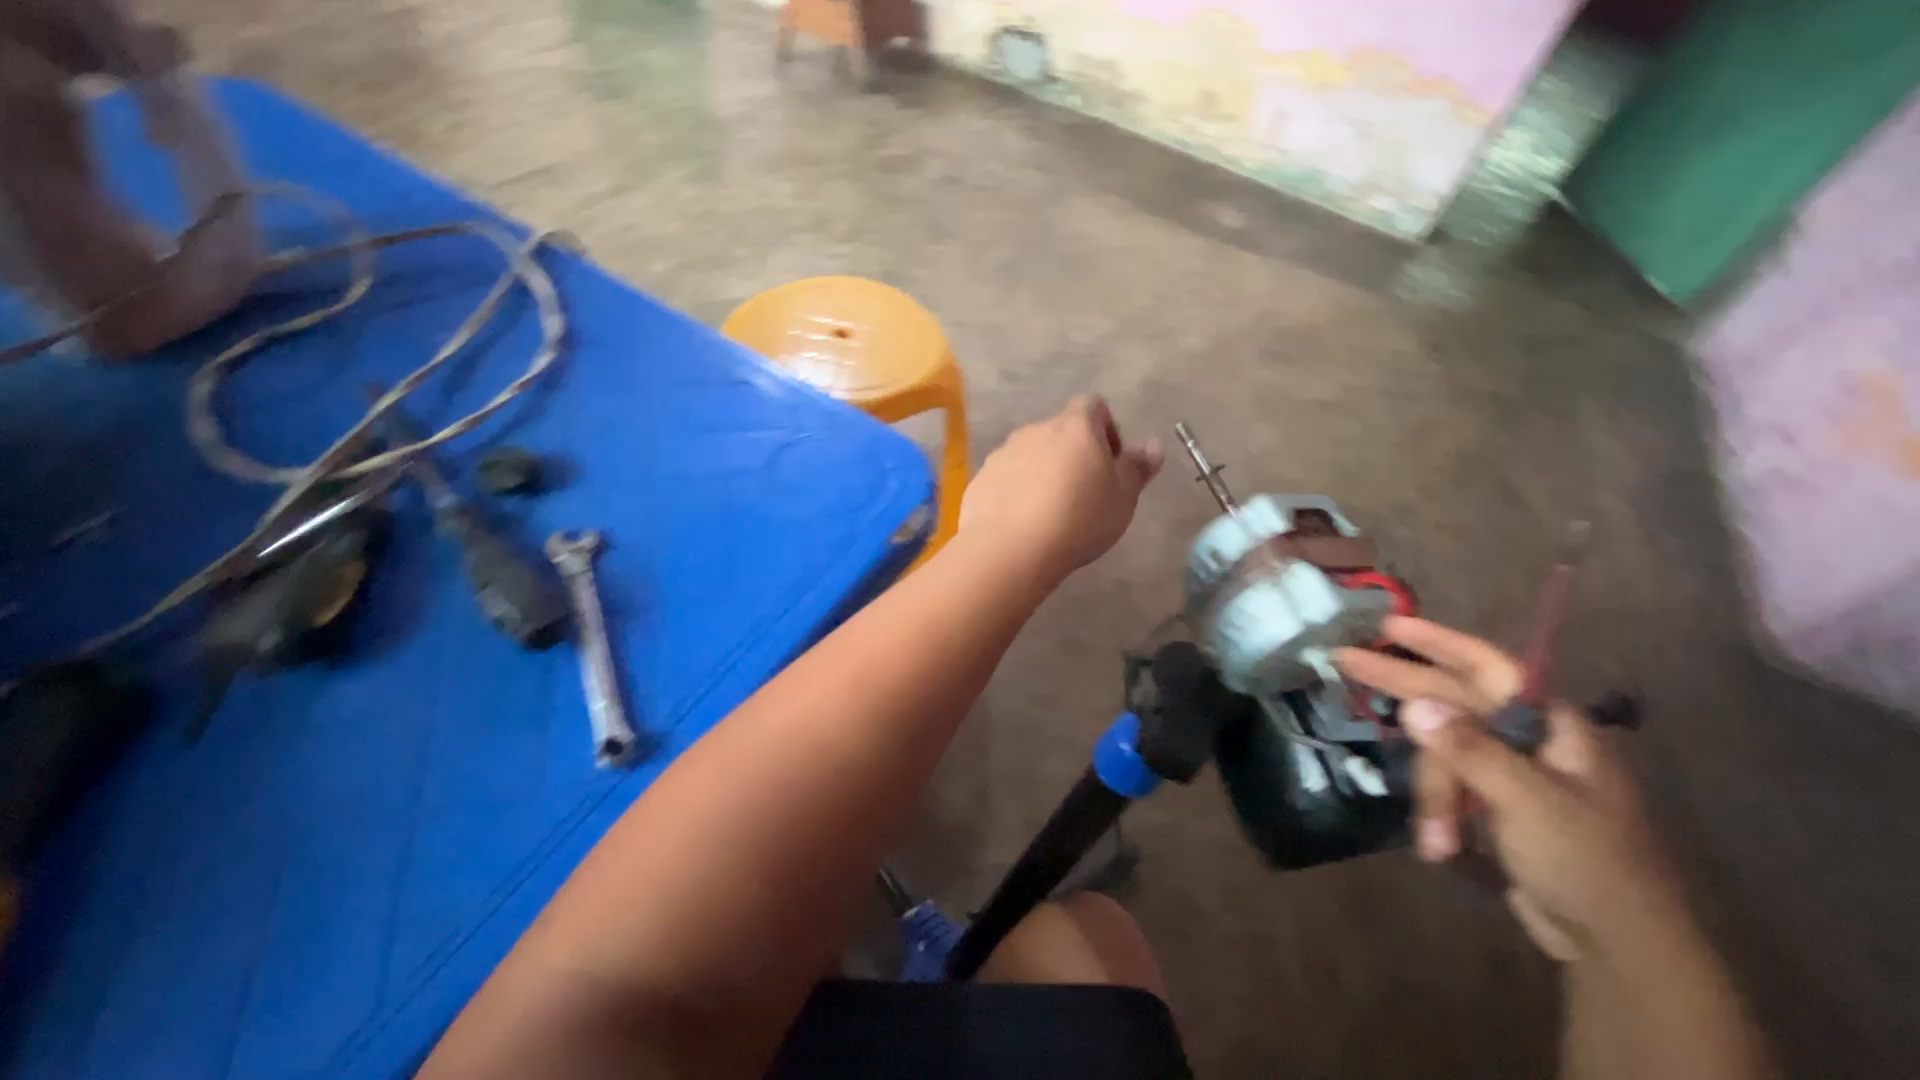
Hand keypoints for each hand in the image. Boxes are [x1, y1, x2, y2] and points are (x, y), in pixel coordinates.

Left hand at [958, 396, 1161, 582]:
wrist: (1010, 549)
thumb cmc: (1079, 519)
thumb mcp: (1123, 498)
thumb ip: (1138, 468)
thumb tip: (1153, 445)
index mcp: (1075, 426)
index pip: (1094, 407)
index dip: (1107, 431)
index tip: (1111, 465)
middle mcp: (1036, 429)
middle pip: (1061, 432)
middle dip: (1074, 455)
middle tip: (1085, 494)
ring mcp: (1003, 453)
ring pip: (1031, 455)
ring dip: (1043, 473)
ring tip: (1052, 513)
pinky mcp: (980, 479)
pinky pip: (1006, 479)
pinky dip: (1017, 492)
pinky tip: (1024, 524)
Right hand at [1336, 617, 1684, 961]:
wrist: (1619, 944)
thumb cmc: (1587, 862)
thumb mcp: (1528, 802)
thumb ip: (1471, 750)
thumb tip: (1415, 704)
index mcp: (1550, 725)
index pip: (1486, 665)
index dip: (1437, 641)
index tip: (1388, 625)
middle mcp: (1527, 739)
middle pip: (1453, 702)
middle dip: (1403, 691)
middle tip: (1344, 662)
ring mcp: (1509, 774)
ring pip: (1444, 757)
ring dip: (1433, 798)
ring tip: (1437, 843)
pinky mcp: (1495, 808)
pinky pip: (1449, 789)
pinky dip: (1439, 815)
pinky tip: (1439, 846)